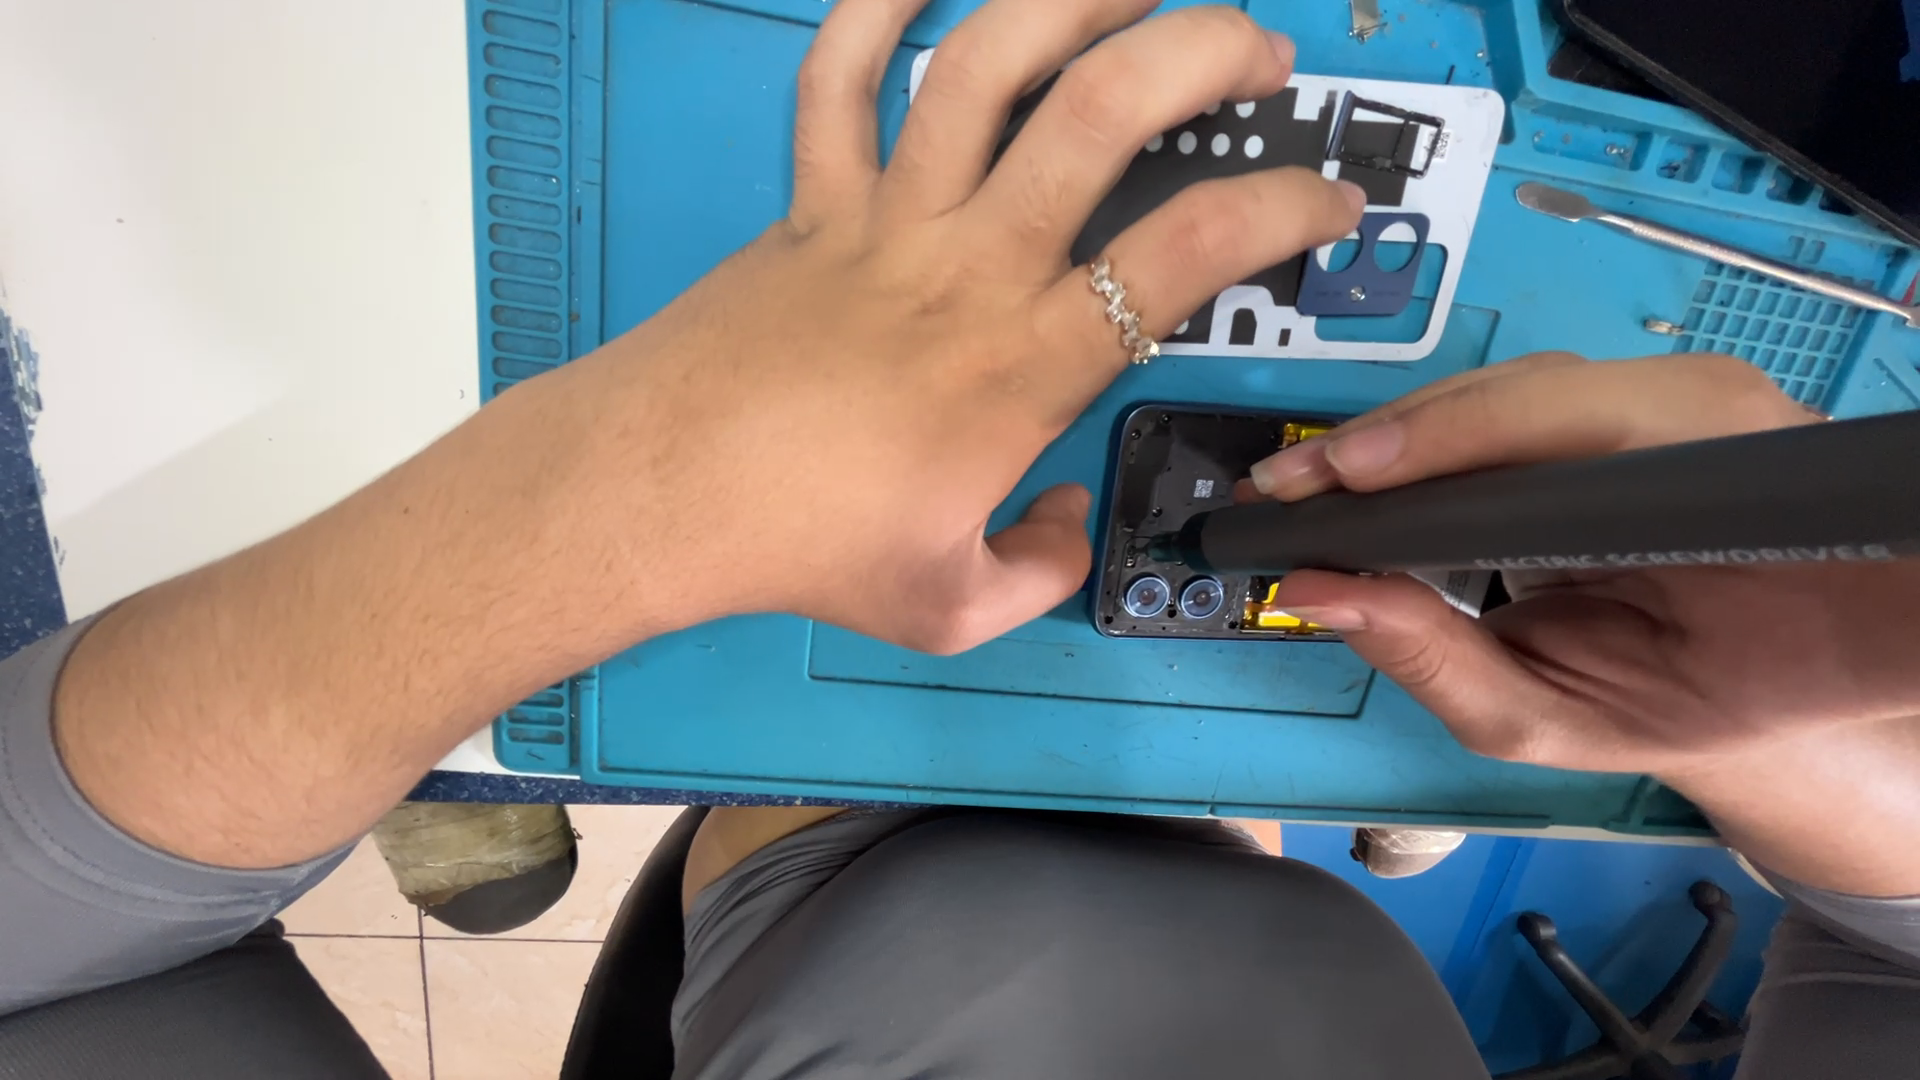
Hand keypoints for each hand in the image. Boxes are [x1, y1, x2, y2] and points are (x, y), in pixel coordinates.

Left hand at [549, 0, 1362, 652]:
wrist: (664, 500)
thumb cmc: (809, 555)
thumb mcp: (953, 611)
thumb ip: (1040, 572)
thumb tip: (1068, 517)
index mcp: (1025, 367)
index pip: (1189, 258)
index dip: (1284, 210)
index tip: (1324, 202)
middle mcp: (969, 268)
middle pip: (1105, 110)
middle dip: (1206, 51)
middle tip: (1258, 53)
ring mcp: (882, 220)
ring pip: (987, 60)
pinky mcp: (806, 205)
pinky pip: (838, 76)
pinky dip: (879, 4)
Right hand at [1244, 352, 1919, 778]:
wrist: (1749, 677)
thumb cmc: (1662, 705)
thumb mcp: (1543, 714)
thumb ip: (1435, 662)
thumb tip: (1307, 592)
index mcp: (1742, 505)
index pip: (1594, 428)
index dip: (1465, 437)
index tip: (1350, 479)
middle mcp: (1712, 421)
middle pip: (1525, 393)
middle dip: (1393, 439)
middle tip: (1282, 487)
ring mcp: (1656, 402)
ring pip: (1495, 389)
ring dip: (1384, 436)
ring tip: (1298, 483)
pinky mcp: (1597, 410)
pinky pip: (1486, 408)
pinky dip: (1404, 441)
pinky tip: (1343, 474)